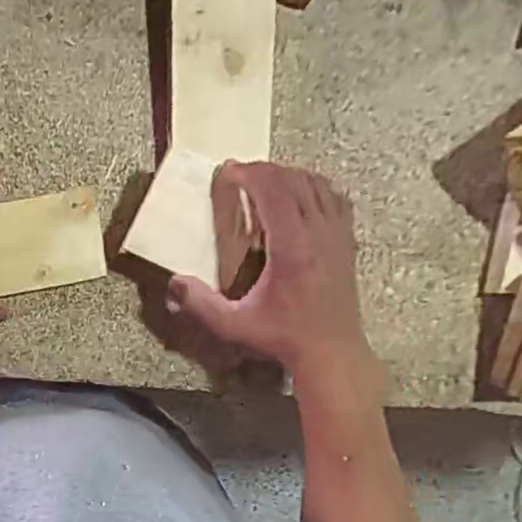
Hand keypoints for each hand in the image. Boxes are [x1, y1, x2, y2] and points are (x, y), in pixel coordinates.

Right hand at [166, 162, 378, 394]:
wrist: (331, 351)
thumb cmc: (284, 337)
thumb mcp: (234, 324)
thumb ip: (201, 304)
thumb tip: (174, 283)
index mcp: (292, 246)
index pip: (273, 190)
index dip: (250, 173)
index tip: (230, 171)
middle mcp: (318, 233)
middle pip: (293, 180)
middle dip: (266, 170)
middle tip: (241, 175)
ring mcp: (337, 235)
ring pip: (316, 184)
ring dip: (289, 176)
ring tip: (266, 182)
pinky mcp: (346, 242)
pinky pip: (335, 198)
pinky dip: (315, 187)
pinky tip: (301, 195)